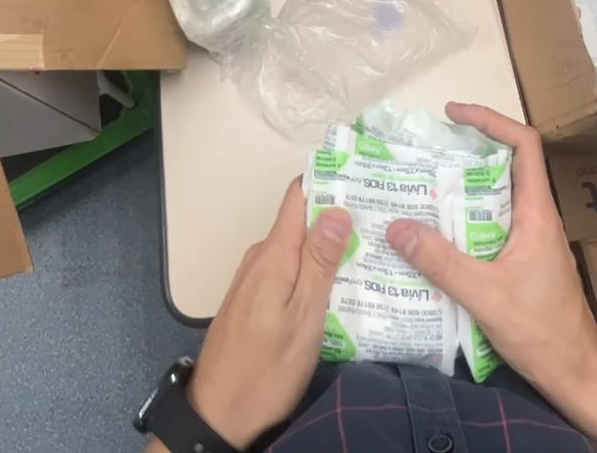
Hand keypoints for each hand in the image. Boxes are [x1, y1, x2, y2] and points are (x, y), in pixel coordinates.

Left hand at [187, 177, 349, 449]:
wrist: (217, 415)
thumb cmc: (266, 369)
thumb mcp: (304, 316)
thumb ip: (320, 262)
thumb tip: (336, 208)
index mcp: (274, 254)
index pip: (298, 196)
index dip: (328, 182)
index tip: (361, 181)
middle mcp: (260, 257)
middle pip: (300, 222)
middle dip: (336, 220)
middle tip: (379, 226)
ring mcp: (254, 278)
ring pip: (295, 250)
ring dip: (325, 250)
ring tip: (367, 257)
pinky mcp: (252, 299)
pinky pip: (286, 271)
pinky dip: (311, 272)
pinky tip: (335, 289)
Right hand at [383, 103, 596, 406]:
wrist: (579, 379)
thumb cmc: (543, 333)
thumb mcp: (485, 296)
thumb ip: (441, 261)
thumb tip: (396, 225)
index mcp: (536, 213)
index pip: (524, 145)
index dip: (491, 120)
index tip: (454, 113)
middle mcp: (536, 219)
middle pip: (506, 165)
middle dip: (468, 150)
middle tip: (426, 151)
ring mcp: (532, 241)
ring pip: (497, 197)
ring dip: (463, 186)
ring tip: (421, 186)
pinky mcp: (524, 262)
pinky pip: (491, 224)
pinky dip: (465, 219)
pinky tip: (437, 235)